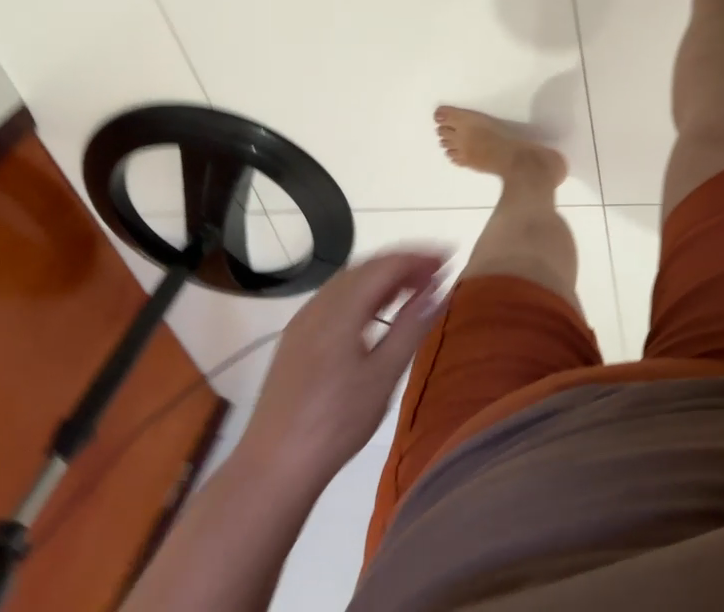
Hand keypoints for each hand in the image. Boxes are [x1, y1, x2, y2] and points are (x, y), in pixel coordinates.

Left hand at [242, 250, 447, 480]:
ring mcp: (302, 323)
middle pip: (364, 268)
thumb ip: (412, 328)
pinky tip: (376, 315)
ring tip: (413, 290)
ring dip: (381, 279)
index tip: (448, 259)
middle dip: (401, 265)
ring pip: (346, 284)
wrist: (274, 465)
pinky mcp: (295, 341)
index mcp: (340, 310)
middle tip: (435, 273)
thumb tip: (438, 291)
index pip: (384, 266)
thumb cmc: (336, 423)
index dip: (417, 258)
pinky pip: (334, 301)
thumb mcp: (384, 376)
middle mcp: (317, 307)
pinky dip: (362, 295)